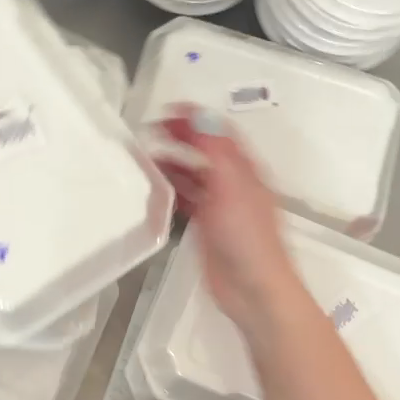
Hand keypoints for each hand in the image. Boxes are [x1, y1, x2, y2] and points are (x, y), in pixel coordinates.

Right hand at [154, 104, 306, 331]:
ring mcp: (220, 207)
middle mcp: (233, 184)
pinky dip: (172, 192)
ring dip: (173, 164)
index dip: (196, 118)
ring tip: (147, 157)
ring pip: (193, 176)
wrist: (253, 288)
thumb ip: (215, 150)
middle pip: (205, 151)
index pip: (219, 133)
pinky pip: (187, 202)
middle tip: (151, 131)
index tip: (167, 110)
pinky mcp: (207, 228)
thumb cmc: (247, 238)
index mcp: (245, 170)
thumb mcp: (232, 186)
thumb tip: (200, 118)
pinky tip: (155, 190)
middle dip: (180, 138)